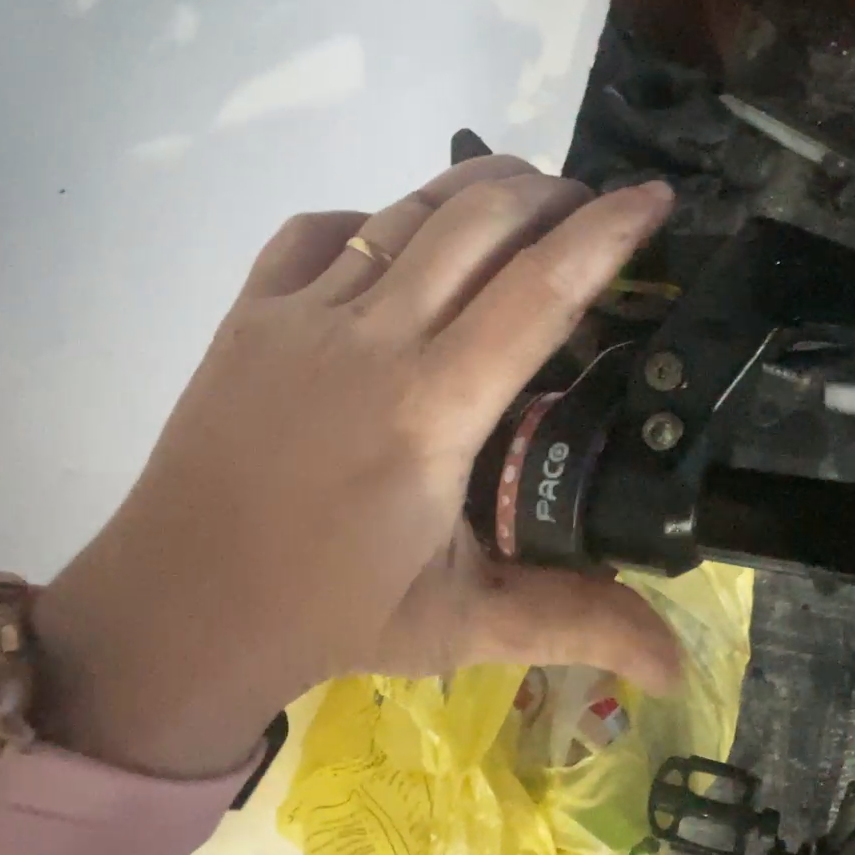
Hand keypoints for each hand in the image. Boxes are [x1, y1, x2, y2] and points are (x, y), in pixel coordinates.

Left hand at [29, 156, 681, 776]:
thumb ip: (580, 625)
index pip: (539, 291)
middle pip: (480, 222)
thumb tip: (681, 665)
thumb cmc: (331, 617)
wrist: (173, 613)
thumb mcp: (467, 625)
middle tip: (597, 209)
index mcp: (431, 411)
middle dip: (554, 195)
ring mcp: (300, 316)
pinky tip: (411, 243)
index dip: (607, 233)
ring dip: (482, 189)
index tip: (655, 198)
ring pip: (407, 210)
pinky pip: (325, 229)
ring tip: (531, 197)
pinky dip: (385, 216)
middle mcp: (370, 342)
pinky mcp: (249, 313)